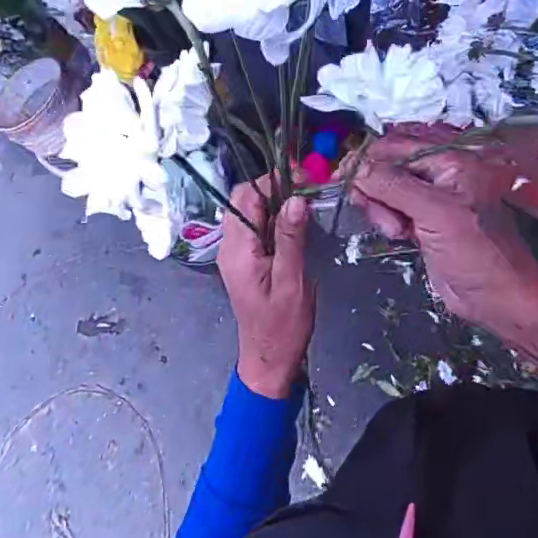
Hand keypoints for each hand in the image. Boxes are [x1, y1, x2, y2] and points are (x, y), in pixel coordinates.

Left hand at [217, 178, 314, 398]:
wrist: (270, 359)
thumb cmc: (282, 325)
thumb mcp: (291, 281)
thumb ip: (291, 238)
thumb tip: (296, 199)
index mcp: (238, 250)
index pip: (246, 197)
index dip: (272, 180)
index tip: (303, 177)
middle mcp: (230, 246)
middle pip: (244, 200)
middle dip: (274, 186)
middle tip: (307, 187)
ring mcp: (236, 253)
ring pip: (250, 211)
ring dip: (275, 200)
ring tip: (305, 200)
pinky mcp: (247, 260)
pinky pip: (256, 226)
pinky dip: (274, 215)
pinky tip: (296, 221)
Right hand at [349, 131, 537, 385]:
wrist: (497, 297)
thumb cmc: (476, 253)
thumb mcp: (435, 214)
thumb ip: (393, 186)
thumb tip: (356, 169)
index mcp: (451, 158)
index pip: (397, 145)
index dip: (367, 160)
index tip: (340, 177)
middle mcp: (441, 170)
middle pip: (388, 164)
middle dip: (375, 187)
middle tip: (375, 212)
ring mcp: (432, 195)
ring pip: (386, 187)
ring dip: (381, 208)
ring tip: (398, 230)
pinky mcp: (424, 218)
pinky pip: (392, 208)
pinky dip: (387, 219)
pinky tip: (399, 235)